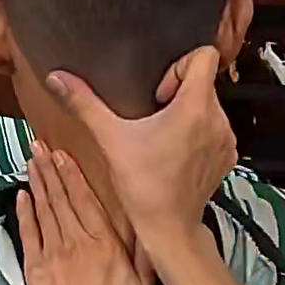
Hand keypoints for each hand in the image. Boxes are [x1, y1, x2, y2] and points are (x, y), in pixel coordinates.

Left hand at [16, 141, 154, 284]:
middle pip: (61, 199)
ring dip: (37, 183)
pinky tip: (22, 194)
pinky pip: (28, 232)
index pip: (86, 201)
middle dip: (51, 169)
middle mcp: (76, 243)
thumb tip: (146, 220)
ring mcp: (52, 254)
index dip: (74, 175)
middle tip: (40, 145)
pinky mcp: (34, 268)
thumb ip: (144, 253)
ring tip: (32, 160)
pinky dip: (24, 211)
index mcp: (105, 246)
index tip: (64, 153)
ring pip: (44, 210)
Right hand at [44, 45, 236, 253]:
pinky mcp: (226, 157)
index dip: (178, 66)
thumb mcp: (111, 140)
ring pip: (209, 107)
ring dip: (188, 114)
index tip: (158, 92)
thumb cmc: (144, 186)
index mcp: (195, 107)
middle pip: (203, 83)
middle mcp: (219, 120)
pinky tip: (175, 154)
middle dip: (177, 93)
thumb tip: (57, 79)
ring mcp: (226, 140)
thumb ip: (85, 104)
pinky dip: (198, 135)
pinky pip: (215, 131)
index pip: (204, 56)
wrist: (168, 228)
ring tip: (163, 137)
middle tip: (153, 118)